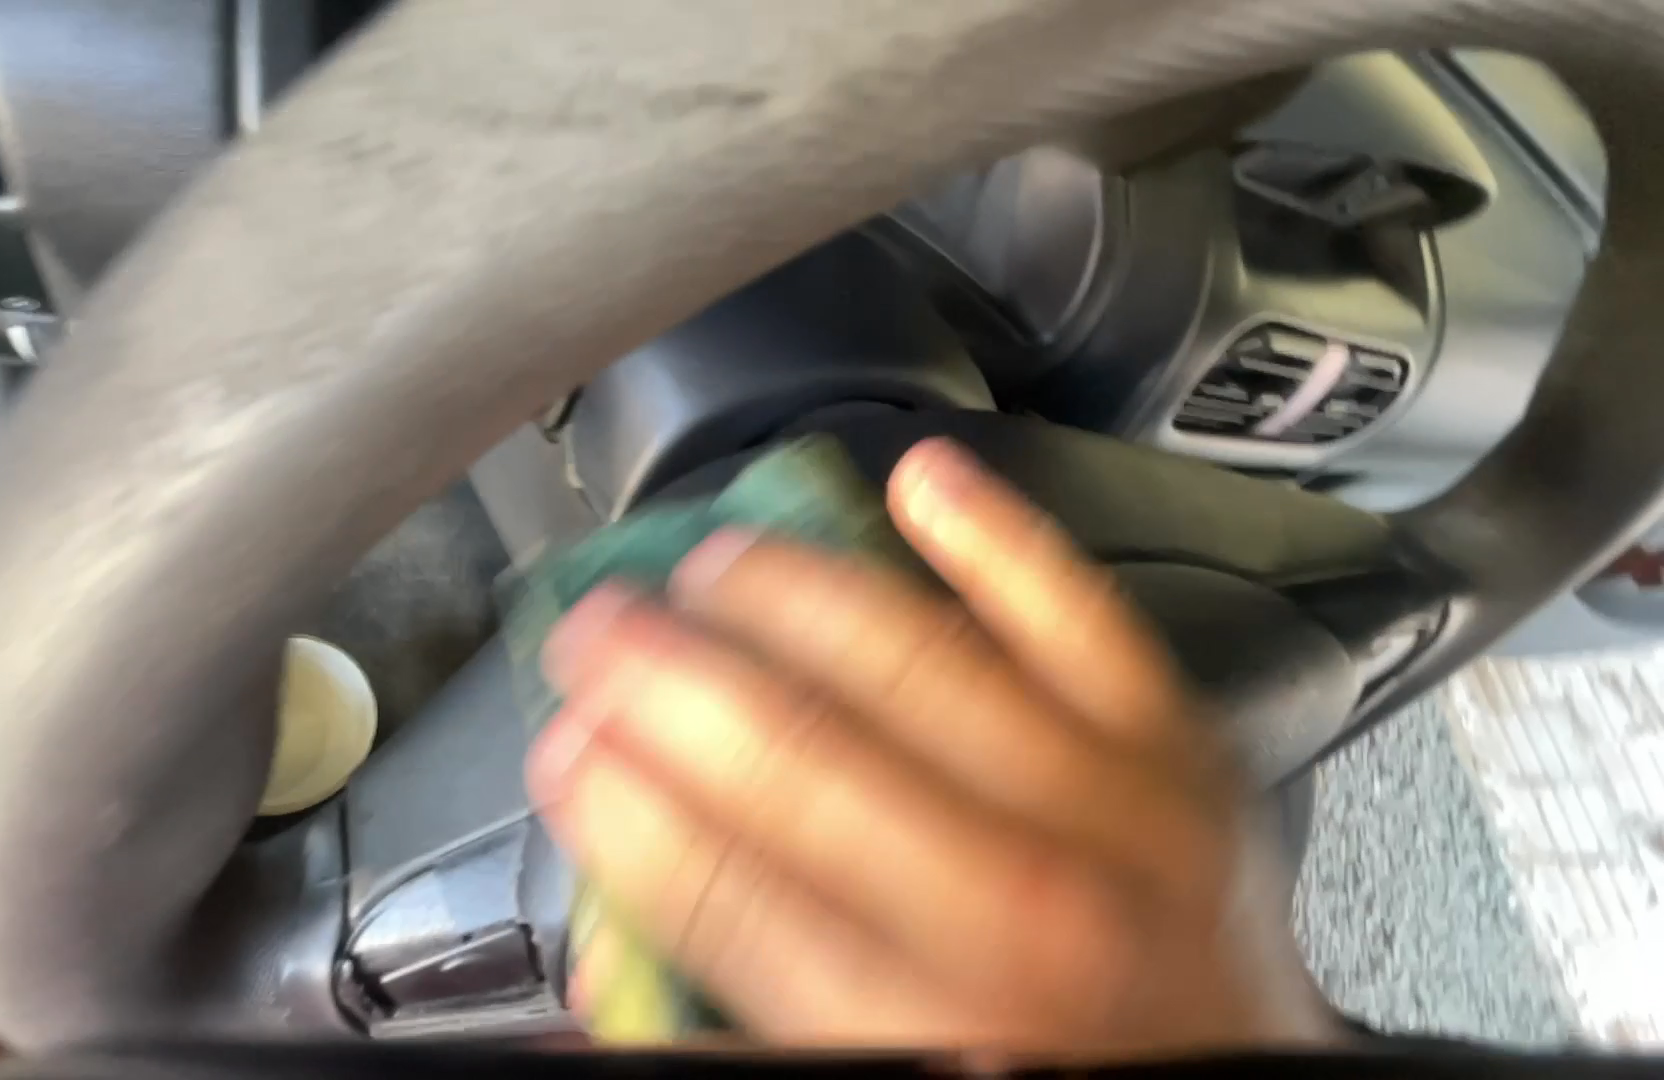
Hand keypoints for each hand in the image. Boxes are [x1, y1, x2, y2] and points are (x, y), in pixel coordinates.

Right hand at [527, 438, 1338, 1056]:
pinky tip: (924, 475)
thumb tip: (605, 951)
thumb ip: (723, 1024)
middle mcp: (1028, 913)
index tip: (564, 743)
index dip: (627, 807)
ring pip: (915, 659)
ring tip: (706, 562)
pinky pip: (1077, 611)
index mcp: (933, 1027)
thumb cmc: (1024, 1065)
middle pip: (807, 759)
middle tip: (597, 629)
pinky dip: (996, 535)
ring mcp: (1110, 802)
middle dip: (671, 679)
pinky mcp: (1166, 734)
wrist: (1212, 1062)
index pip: (735, 893)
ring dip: (788, 595)